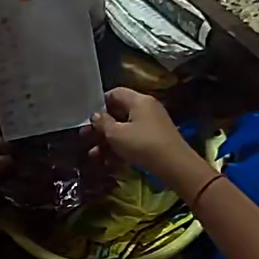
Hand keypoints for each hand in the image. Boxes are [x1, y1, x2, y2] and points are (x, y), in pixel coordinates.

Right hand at [90, 88, 208, 188]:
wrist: (174, 165)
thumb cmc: (142, 144)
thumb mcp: (117, 134)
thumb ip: (103, 123)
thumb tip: (95, 115)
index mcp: (138, 100)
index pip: (115, 93)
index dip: (99, 104)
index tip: (87, 117)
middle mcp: (146, 109)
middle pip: (118, 113)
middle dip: (101, 127)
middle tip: (85, 137)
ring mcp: (152, 125)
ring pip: (124, 129)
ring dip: (108, 142)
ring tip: (94, 155)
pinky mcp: (155, 140)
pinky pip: (133, 140)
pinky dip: (121, 148)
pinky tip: (108, 162)